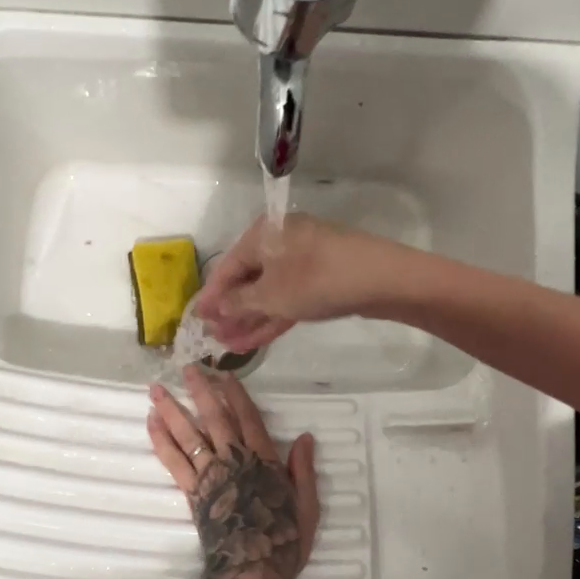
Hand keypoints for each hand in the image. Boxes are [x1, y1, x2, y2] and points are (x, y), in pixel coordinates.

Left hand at [147, 365, 318, 578]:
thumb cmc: (284, 541)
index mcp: (264, 461)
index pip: (248, 418)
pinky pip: (173, 460)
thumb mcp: (307, 506)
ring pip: (188, 434)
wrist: (251, 573)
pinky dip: (160, 439)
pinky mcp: (192, 491)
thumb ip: (303, 470)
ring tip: (155, 388)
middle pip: (214, 418)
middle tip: (186, 367)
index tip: (224, 374)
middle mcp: (234, 460)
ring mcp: (210, 475)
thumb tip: (305, 437)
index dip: (236, 394)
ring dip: (171, 408)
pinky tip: (151, 421)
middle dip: (200, 390)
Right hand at [195, 212, 406, 351]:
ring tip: (230, 345)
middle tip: (213, 337)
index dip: (212, 296)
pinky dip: (273, 315)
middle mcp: (281, 241)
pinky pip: (289, 296)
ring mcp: (304, 260)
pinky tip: (255, 339)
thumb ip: (239, 302)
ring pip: (269, 291)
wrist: (382, 279)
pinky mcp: (321, 278)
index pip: (227, 266)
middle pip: (248, 278)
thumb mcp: (272, 295)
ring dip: (250, 317)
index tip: (197, 320)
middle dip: (231, 310)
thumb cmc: (318, 280)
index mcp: (264, 233)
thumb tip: (216, 307)